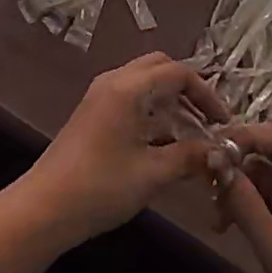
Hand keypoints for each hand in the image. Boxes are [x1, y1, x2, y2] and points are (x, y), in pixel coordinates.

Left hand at [20, 52, 229, 245]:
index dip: (206, 93)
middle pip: (160, 67)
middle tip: (209, 122)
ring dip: (171, 100)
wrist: (47, 205)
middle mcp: (113, 81)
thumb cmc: (101, 186)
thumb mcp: (152, 173)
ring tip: (195, 135)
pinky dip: (154, 110)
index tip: (224, 122)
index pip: (177, 72)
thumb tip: (220, 151)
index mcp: (128, 88)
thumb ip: (189, 156)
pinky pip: (132, 97)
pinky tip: (167, 141)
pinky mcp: (95, 111)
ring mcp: (101, 95)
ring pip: (145, 82)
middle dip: (189, 90)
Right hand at [215, 123, 271, 272]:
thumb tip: (214, 158)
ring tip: (213, 211)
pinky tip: (221, 223)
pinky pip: (258, 202)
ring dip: (233, 187)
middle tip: (204, 176)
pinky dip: (237, 206)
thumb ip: (246, 205)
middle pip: (269, 156)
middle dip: (236, 161)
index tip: (214, 146)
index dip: (249, 135)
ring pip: (259, 179)